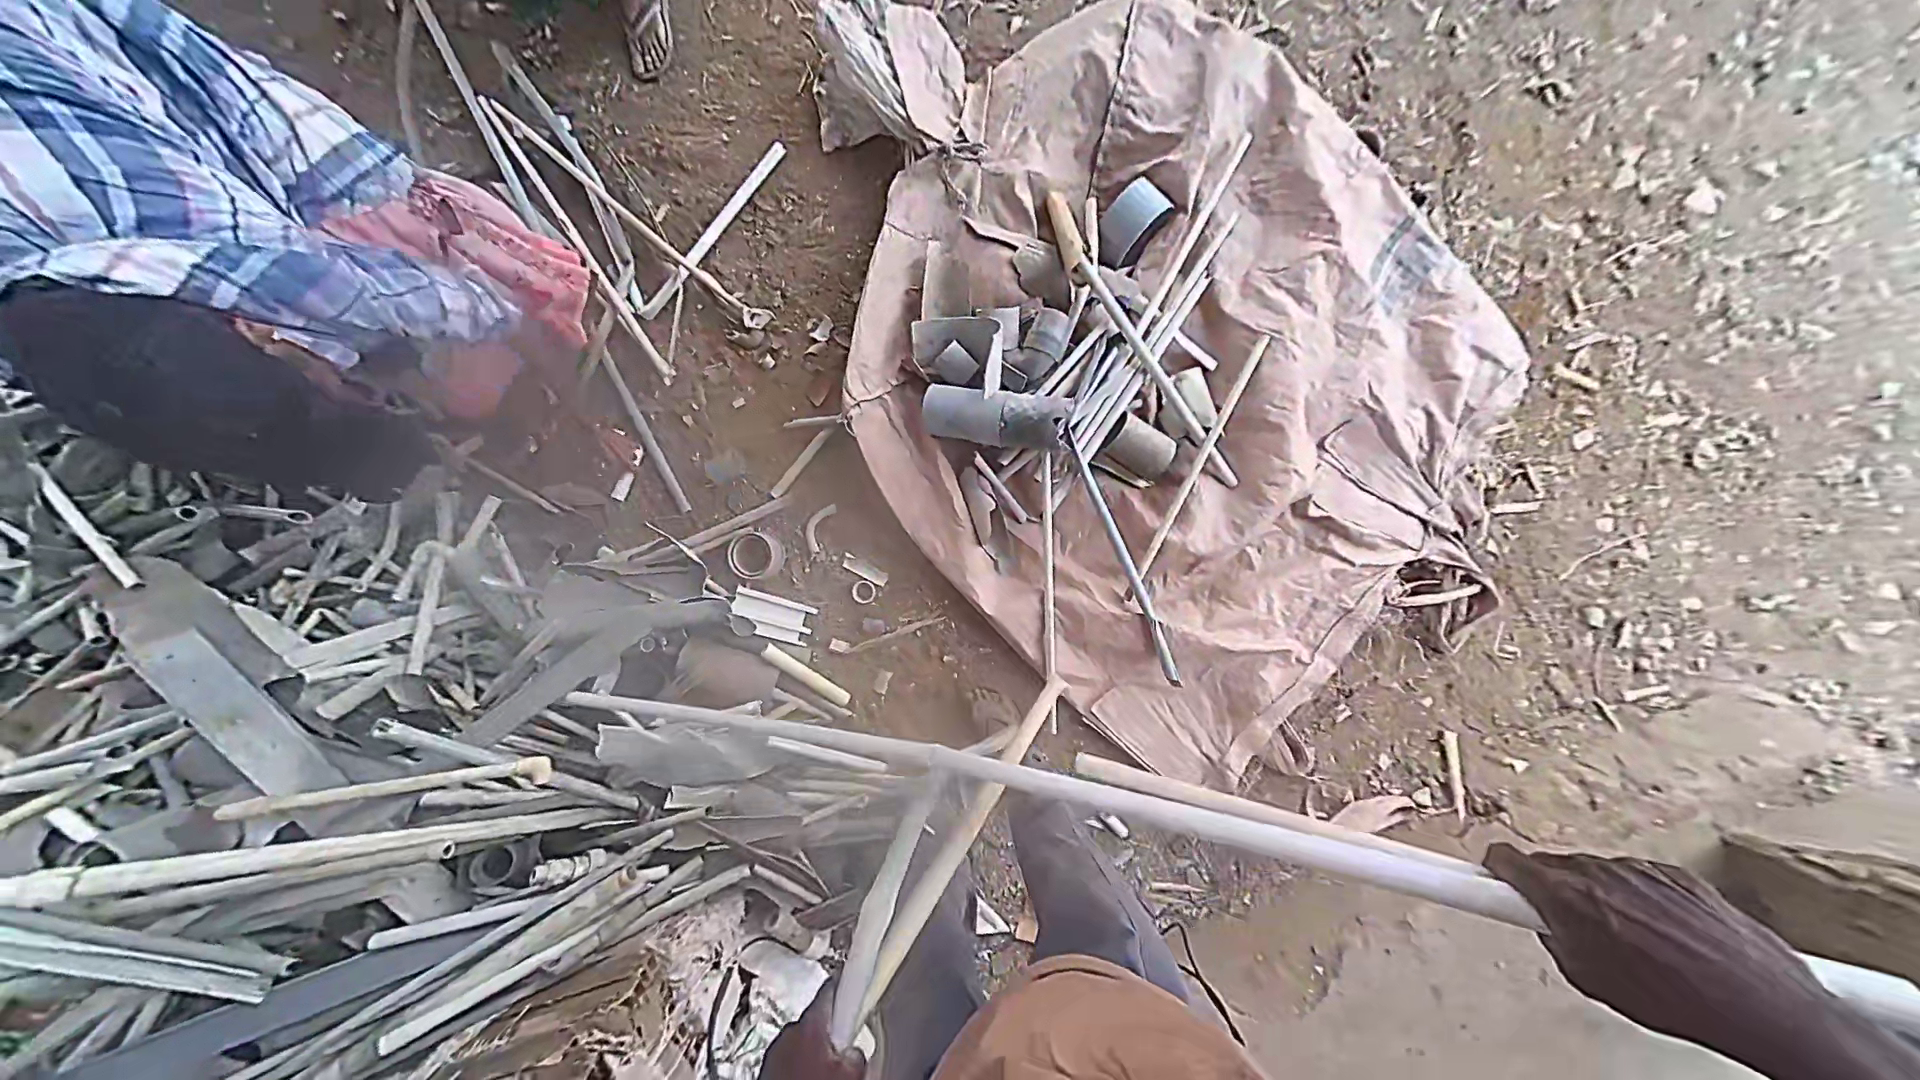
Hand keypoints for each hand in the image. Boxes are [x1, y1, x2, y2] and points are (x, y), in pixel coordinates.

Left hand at [760, 979, 865, 1079]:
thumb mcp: (850, 1075)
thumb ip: (857, 1053)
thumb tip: (854, 1051)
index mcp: (810, 1025)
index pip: (831, 990)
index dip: (846, 987)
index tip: (856, 986)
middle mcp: (788, 1032)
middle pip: (816, 1019)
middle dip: (831, 1031)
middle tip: (845, 1051)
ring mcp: (773, 1054)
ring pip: (802, 1041)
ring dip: (814, 1051)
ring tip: (826, 1072)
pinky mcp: (765, 1073)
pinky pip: (790, 1059)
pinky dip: (800, 1066)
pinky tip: (811, 1077)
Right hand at [1485, 843, 1918, 1079]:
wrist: (1769, 1010)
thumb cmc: (1679, 1001)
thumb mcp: (1591, 979)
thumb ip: (1554, 939)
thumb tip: (1546, 924)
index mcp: (1564, 894)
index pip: (1500, 860)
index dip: (1484, 867)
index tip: (1465, 867)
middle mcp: (1593, 870)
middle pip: (1548, 864)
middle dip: (1550, 887)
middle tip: (1572, 922)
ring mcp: (1635, 868)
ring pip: (1592, 869)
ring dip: (1597, 892)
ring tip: (1632, 937)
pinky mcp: (1674, 872)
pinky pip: (1636, 874)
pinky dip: (1639, 894)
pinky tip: (1664, 930)